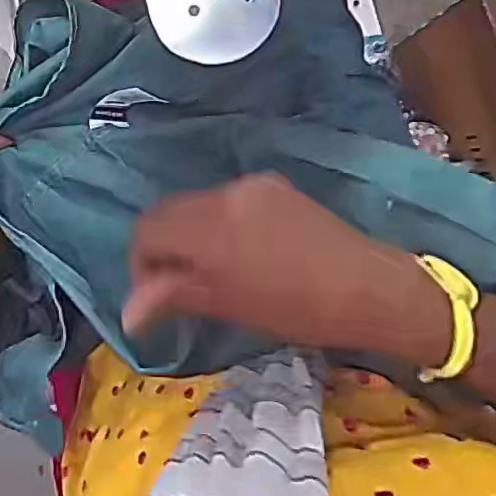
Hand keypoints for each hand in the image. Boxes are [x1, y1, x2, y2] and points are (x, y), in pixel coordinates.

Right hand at [123, 173, 449, 357]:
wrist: (367, 286)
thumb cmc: (296, 309)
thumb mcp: (229, 305)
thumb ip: (173, 296)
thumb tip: (128, 312)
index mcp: (211, 228)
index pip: (148, 230)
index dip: (140, 262)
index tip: (153, 292)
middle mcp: (224, 194)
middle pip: (166, 210)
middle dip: (160, 244)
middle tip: (173, 282)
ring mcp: (249, 184)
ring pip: (194, 203)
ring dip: (188, 232)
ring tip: (208, 266)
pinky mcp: (270, 183)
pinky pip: (224, 198)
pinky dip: (216, 220)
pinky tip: (237, 248)